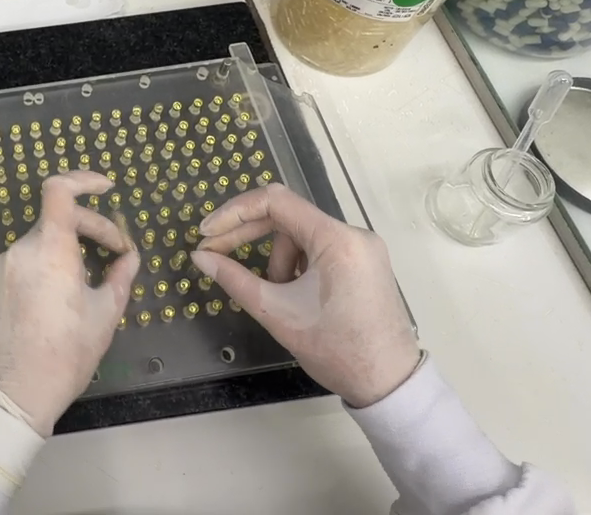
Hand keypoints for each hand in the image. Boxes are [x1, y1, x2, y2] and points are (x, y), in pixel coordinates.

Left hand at [0, 171, 139, 434]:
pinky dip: (44, 266)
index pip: (60, 189)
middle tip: (116, 252)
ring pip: (41, 243)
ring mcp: (1, 264)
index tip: (106, 188)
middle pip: (58, 219)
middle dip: (91, 228)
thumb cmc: (65, 354)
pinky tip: (55, 298)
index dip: (83, 179)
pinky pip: (23, 262)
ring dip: (66, 251)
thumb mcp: (104, 316)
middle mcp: (22, 248)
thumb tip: (130, 256)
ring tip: (85, 284)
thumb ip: (119, 277)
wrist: (13, 394)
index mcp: (51, 249)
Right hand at [192, 184, 418, 407]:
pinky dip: (296, 265)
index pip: (275, 202)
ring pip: (299, 235)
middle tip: (215, 253)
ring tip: (276, 296)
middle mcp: (352, 233)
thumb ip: (234, 279)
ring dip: (277, 260)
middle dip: (248, 235)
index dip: (234, 212)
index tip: (207, 233)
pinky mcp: (364, 261)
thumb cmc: (336, 350)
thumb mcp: (277, 313)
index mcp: (336, 239)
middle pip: (285, 217)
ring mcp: (361, 247)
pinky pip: (317, 248)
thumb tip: (199, 256)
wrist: (391, 388)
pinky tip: (294, 295)